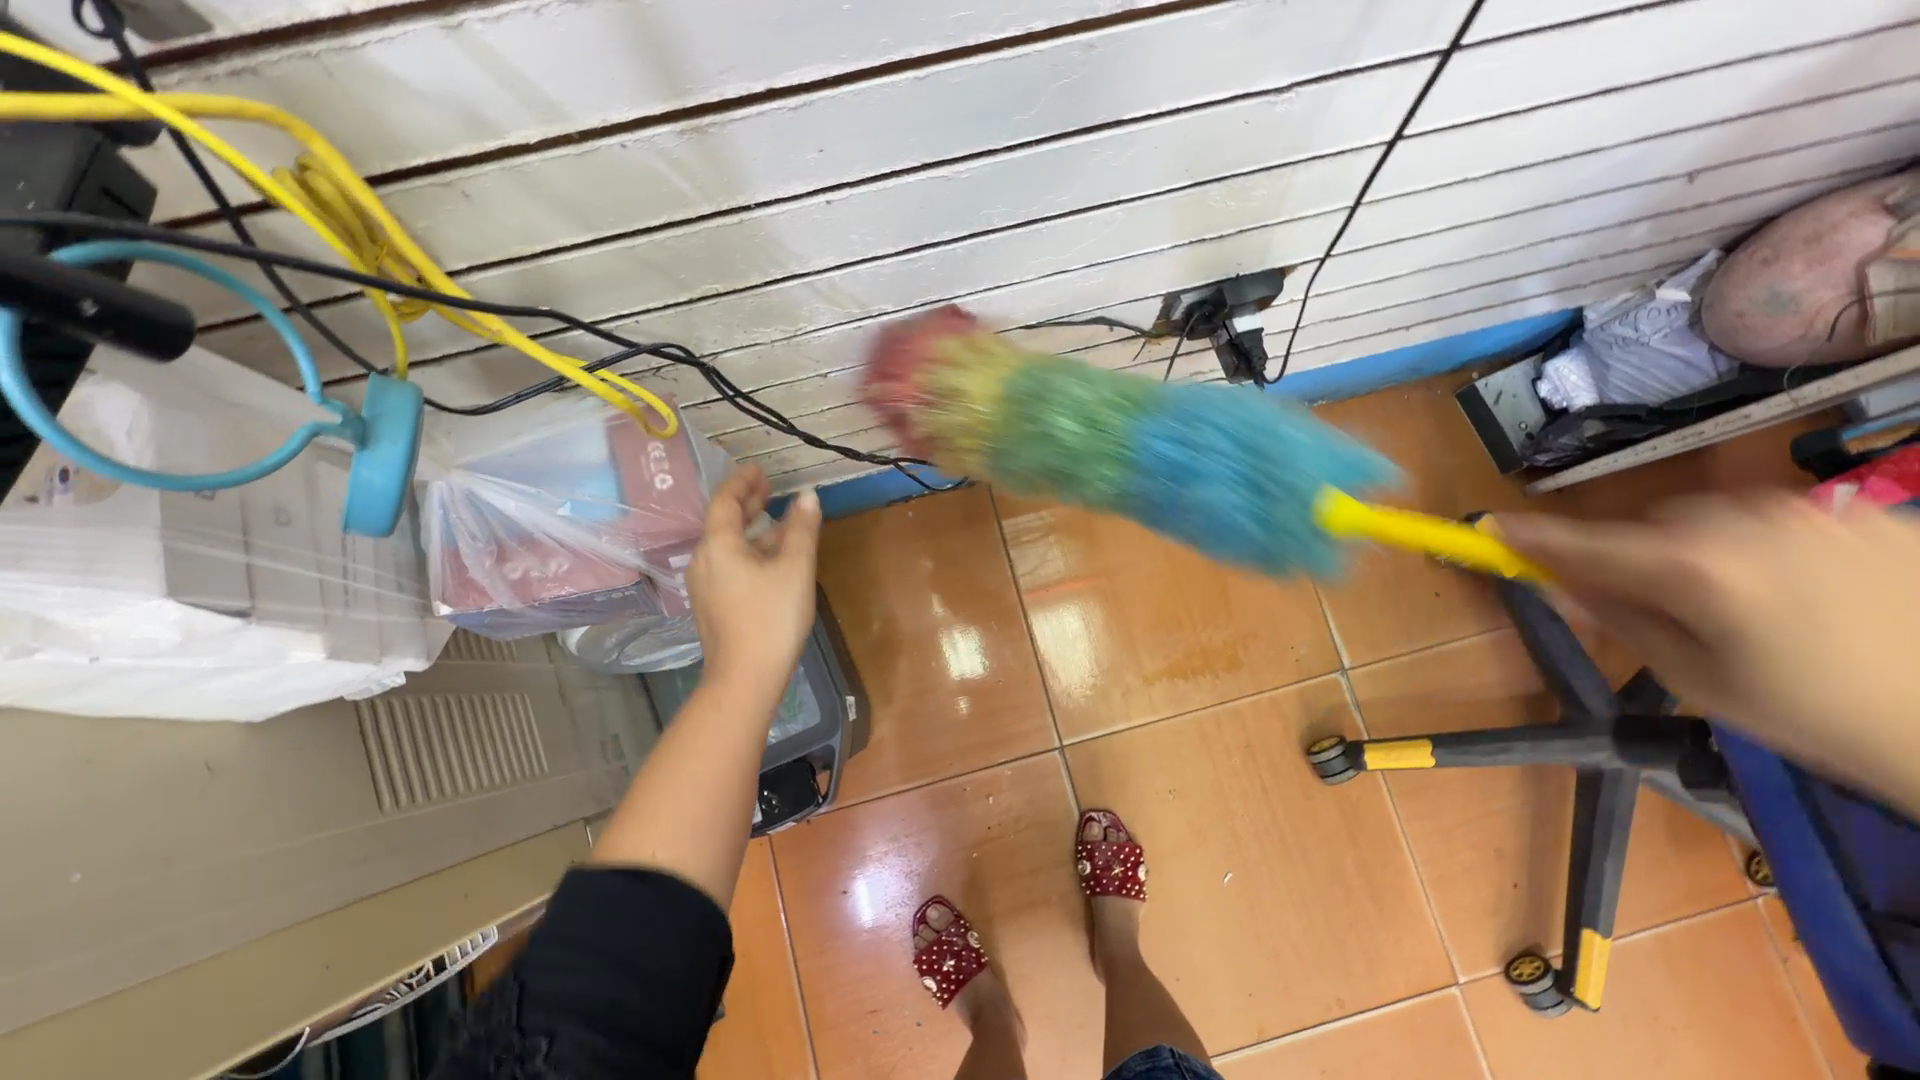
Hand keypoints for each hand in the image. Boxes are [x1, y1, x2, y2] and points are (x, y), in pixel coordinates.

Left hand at [687, 466, 822, 707]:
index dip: (742, 482)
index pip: (725, 501)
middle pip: (723, 522)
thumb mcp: (795, 569)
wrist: (745, 678)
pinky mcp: (714, 606)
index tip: (759, 469)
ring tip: (778, 520)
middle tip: (769, 488)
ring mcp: (706, 585)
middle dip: (747, 503)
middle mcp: (704, 560)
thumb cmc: (771, 617)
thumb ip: (802, 529)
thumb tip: (808, 496)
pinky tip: (772, 559)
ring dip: (751, 529)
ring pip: (728, 546)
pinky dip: (750, 551)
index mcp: (718, 545)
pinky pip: (730, 565)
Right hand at [1500, 494, 1919, 807]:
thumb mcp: (1693, 678)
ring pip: (1723, 519)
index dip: (1533, 538)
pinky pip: (1789, 520)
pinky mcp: (1870, 514)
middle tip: (1672, 610)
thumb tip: (1559, 584)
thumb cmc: (1811, 715)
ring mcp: (1817, 510)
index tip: (1489, 525)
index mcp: (1696, 567)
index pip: (1590, 546)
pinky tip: (1816, 596)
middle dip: (1647, 557)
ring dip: (1713, 550)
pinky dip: (1776, 548)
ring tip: (1759, 609)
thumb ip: (1619, 619)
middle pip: (1660, 525)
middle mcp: (1750, 520)